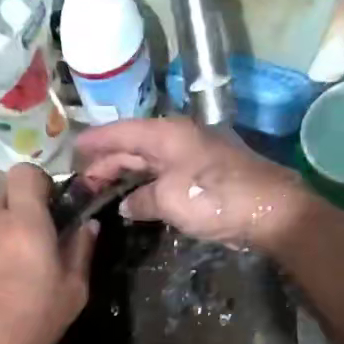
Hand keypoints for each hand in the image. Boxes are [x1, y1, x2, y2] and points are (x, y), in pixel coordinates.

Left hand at [0, 164, 96, 343]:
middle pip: (3, 197)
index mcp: (26, 222)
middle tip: (26, 246)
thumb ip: (81, 250)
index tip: (46, 206)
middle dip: (16, 214)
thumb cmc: (33, 321)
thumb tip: (88, 224)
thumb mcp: (73, 292)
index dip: (36, 184)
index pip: (25, 172)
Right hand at [76, 119, 314, 251]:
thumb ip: (143, 200)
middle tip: (82, 180)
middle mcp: (179, 140)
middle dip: (107, 162)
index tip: (73, 150)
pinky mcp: (205, 179)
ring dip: (126, 175)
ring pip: (150, 163)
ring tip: (102, 189)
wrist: (271, 212)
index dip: (96, 141)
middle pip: (134, 147)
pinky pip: (166, 177)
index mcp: (167, 134)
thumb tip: (126, 205)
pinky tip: (136, 200)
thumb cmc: (216, 198)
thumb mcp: (171, 199)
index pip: (121, 132)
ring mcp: (194, 158)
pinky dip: (146, 187)